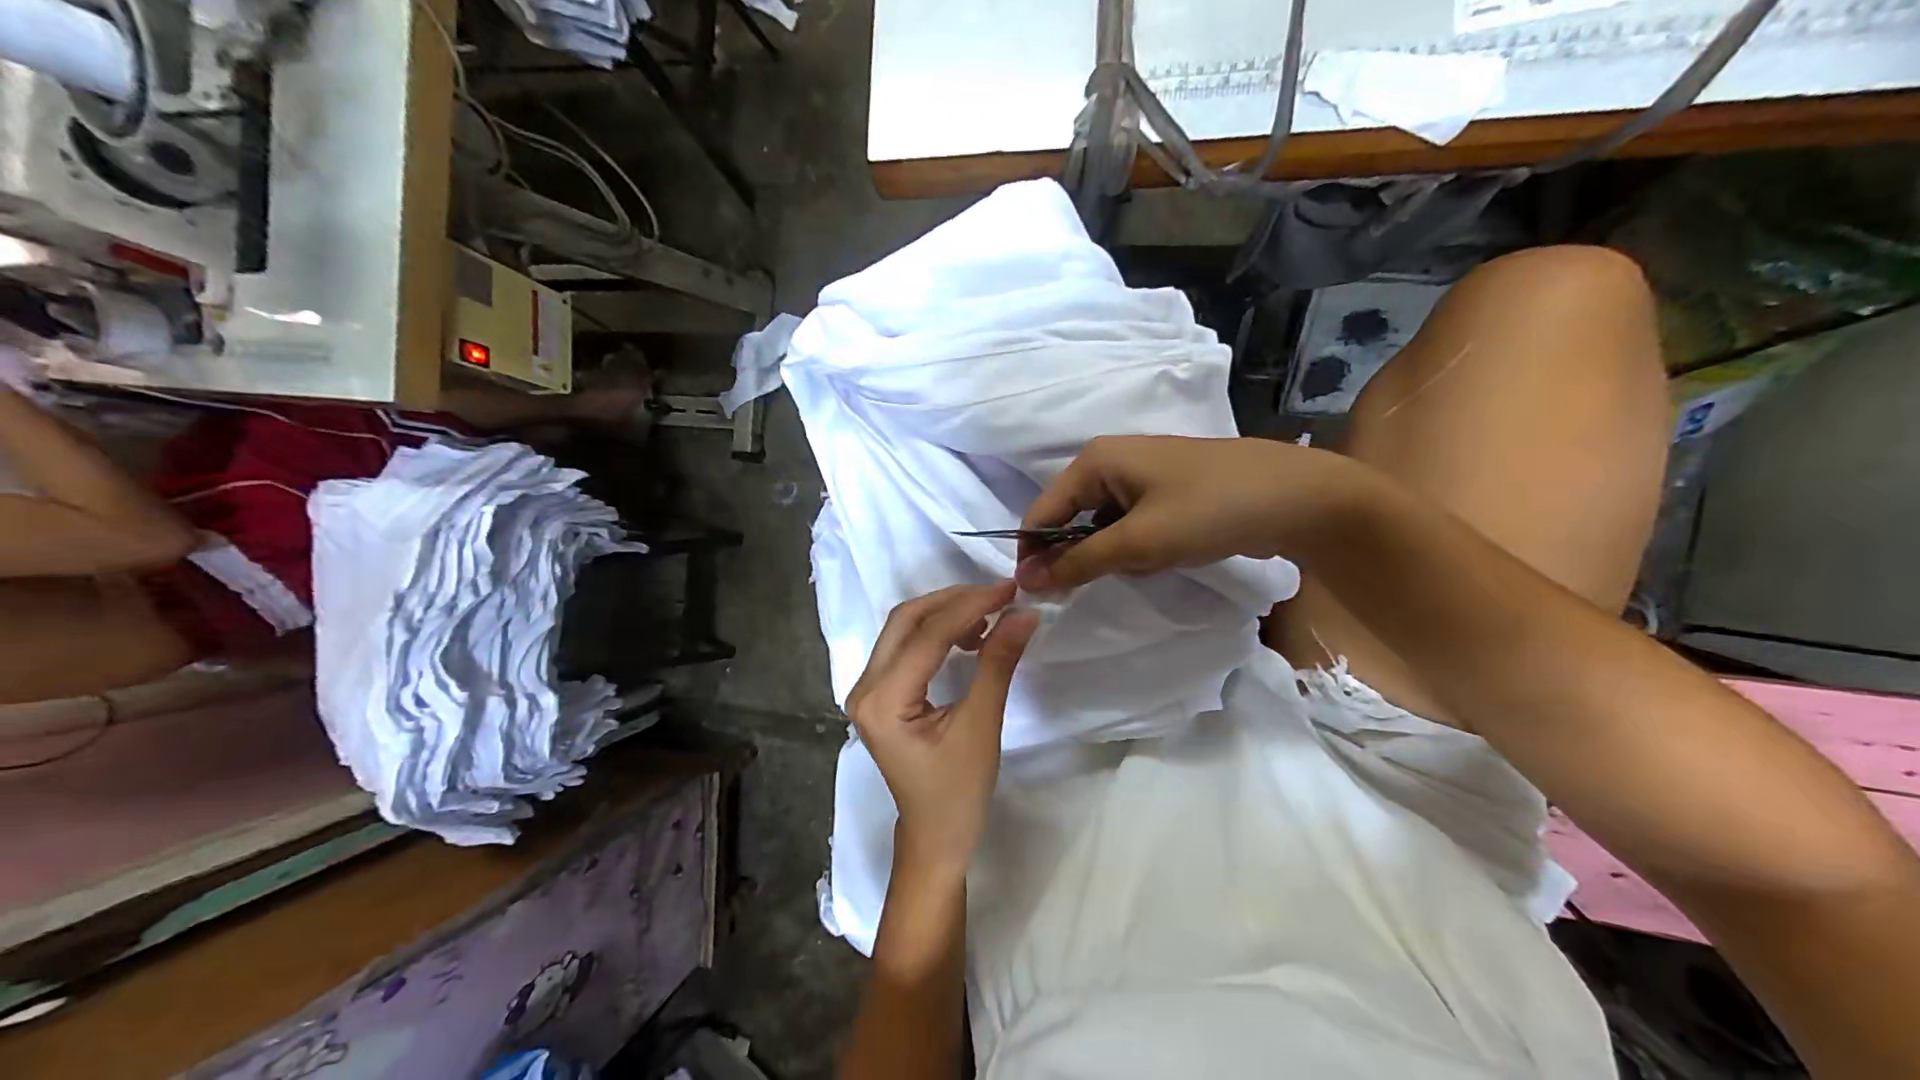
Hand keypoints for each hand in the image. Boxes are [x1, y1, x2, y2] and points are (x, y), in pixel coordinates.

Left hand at [846, 582, 1040, 870]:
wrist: (934, 838)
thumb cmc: (958, 794)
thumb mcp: (981, 726)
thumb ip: (997, 664)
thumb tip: (1023, 613)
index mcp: (881, 700)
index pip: (927, 635)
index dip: (970, 605)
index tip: (1010, 589)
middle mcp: (864, 687)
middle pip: (906, 620)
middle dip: (954, 601)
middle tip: (1000, 595)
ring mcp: (867, 689)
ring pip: (904, 628)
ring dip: (946, 612)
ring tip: (990, 615)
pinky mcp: (880, 692)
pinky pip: (906, 646)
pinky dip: (938, 631)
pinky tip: (970, 636)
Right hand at [1015, 435, 1372, 590]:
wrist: (1299, 498)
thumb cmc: (1210, 510)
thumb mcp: (1139, 542)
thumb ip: (1078, 562)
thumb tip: (1027, 580)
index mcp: (1094, 461)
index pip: (1041, 512)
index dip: (1034, 555)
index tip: (1038, 597)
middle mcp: (1109, 462)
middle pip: (1071, 520)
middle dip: (1087, 554)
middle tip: (1118, 574)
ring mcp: (1139, 477)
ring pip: (1102, 528)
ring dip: (1118, 554)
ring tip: (1153, 561)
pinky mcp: (1164, 494)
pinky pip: (1131, 528)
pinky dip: (1140, 549)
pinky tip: (1169, 555)